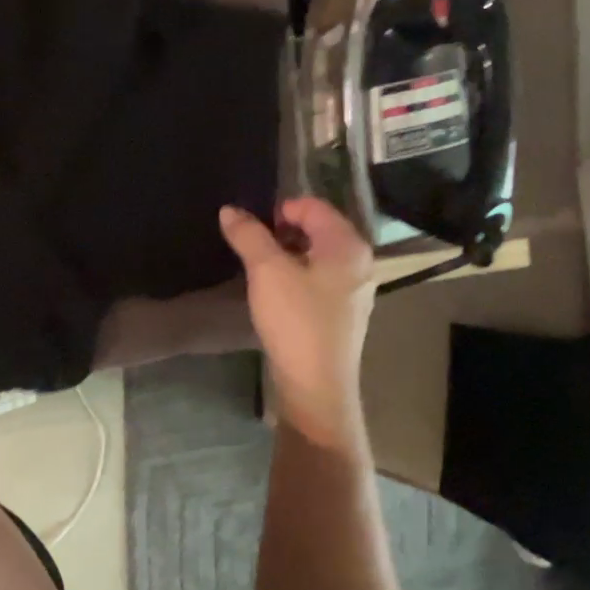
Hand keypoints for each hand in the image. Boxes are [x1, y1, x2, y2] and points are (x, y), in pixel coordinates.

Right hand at [219, 198, 374, 450]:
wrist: (316, 383)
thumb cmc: (295, 320)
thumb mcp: (266, 271)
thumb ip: (248, 235)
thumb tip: (230, 210)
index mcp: (348, 245)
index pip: (313, 206)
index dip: (279, 209)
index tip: (250, 229)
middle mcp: (359, 262)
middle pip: (317, 229)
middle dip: (281, 232)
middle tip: (251, 248)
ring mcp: (354, 289)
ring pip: (315, 255)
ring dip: (285, 255)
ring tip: (258, 270)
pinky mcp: (343, 311)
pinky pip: (318, 278)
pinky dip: (295, 276)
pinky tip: (274, 293)